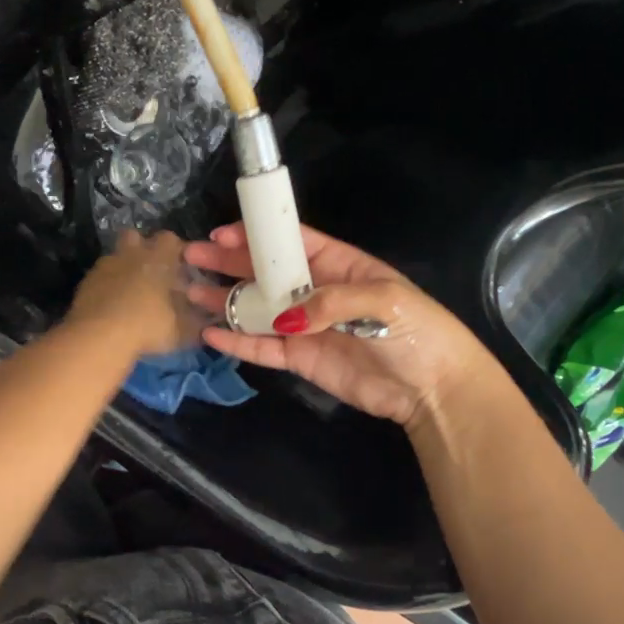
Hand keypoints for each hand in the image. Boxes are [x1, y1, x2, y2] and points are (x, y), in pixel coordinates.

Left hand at [67, 230, 193, 356]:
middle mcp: (129, 255)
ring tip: (127, 293)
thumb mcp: (182, 331)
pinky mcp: (84, 283)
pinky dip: (104, 287)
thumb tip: (207, 320)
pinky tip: (108, 306)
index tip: (179, 266)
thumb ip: (196, 322)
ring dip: (121, 269)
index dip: (174, 249)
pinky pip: (98, 278)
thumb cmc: (148, 327)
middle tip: (149, 271)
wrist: (98, 337)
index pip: (169, 238)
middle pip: (134, 236)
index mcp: (157, 258)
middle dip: (141, 248)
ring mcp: (103, 267)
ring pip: (113, 257)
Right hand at [184, 223, 496, 427]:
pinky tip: (211, 333)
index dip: (256, 235)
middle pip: (264, 272)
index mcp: (340, 266)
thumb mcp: (383, 302)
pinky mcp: (299, 359)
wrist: (431, 389)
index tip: (222, 234)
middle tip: (192, 257)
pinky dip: (236, 341)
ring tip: (191, 293)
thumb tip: (282, 318)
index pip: (291, 243)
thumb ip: (329, 302)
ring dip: (225, 301)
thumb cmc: (417, 333)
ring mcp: (304, 326)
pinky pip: (261, 348)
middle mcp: (315, 291)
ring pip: (256, 309)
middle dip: (228, 263)